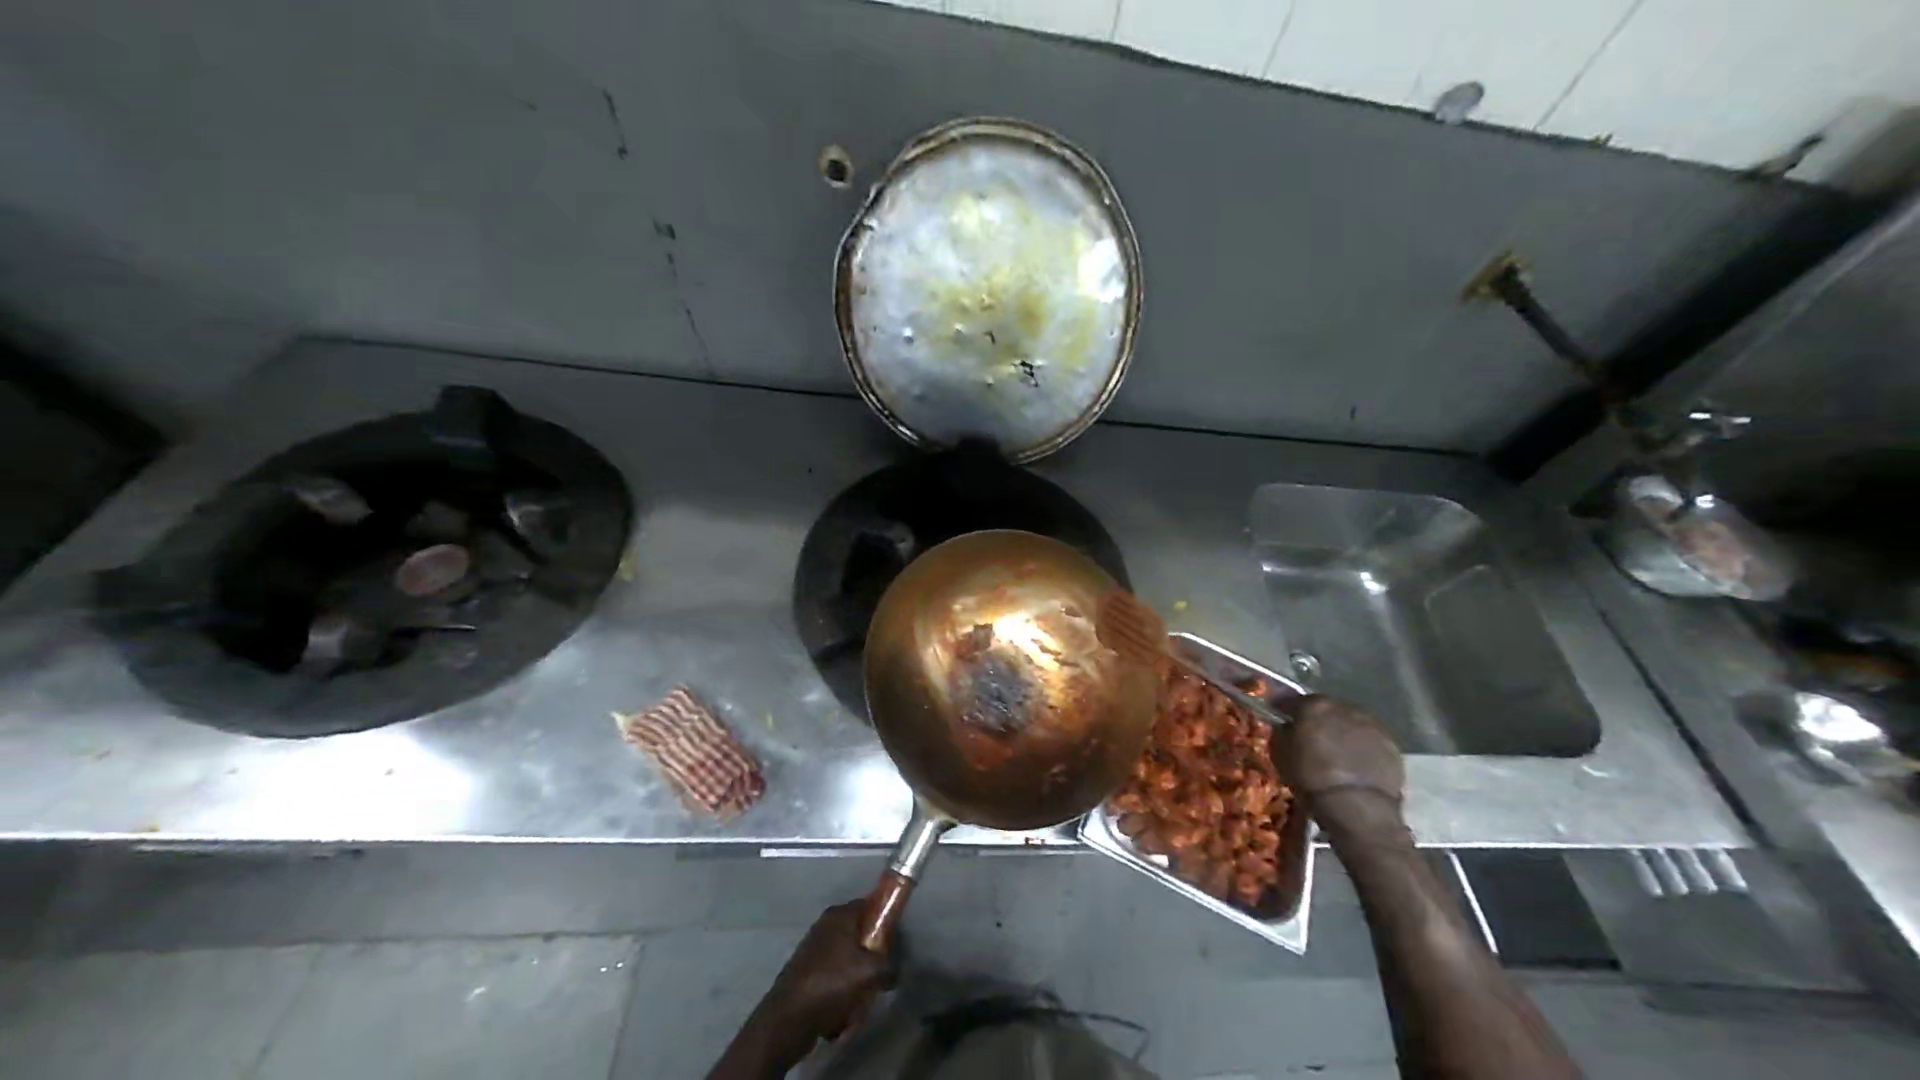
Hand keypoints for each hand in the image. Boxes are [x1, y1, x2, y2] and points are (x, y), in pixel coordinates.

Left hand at [761, 900, 895, 1040]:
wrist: (789, 1016)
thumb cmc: (832, 983)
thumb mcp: (871, 973)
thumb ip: (889, 968)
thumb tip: (893, 972)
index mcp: (839, 915)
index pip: (868, 904)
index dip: (883, 917)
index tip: (893, 937)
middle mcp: (824, 925)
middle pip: (856, 932)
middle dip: (869, 952)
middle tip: (880, 970)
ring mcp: (811, 947)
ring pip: (844, 957)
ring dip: (854, 975)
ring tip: (861, 996)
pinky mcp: (804, 970)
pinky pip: (830, 975)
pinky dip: (839, 989)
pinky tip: (843, 1009)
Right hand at [1284, 696, 1406, 836]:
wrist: (1358, 807)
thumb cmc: (1312, 779)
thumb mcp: (1281, 754)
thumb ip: (1283, 732)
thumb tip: (1288, 727)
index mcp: (1315, 706)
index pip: (1294, 700)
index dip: (1287, 711)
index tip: (1282, 718)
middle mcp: (1345, 707)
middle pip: (1327, 708)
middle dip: (1318, 719)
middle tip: (1312, 737)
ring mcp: (1372, 724)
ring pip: (1351, 722)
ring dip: (1342, 731)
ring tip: (1337, 751)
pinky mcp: (1392, 743)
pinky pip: (1369, 738)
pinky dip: (1362, 745)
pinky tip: (1357, 762)